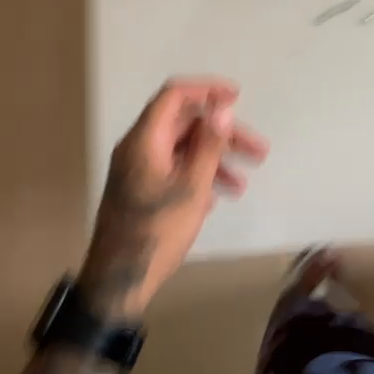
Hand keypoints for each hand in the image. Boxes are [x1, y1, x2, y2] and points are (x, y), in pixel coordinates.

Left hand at [78, 77, 268, 318]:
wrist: (115, 284)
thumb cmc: (156, 231)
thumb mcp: (191, 187)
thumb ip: (208, 144)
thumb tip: (222, 108)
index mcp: (145, 139)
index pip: (175, 95)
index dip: (207, 89)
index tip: (237, 97)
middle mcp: (138, 148)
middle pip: (184, 125)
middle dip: (222, 134)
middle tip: (258, 151)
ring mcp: (137, 170)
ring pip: (182, 150)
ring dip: (214, 160)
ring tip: (243, 184)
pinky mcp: (139, 191)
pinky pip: (173, 170)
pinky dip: (197, 176)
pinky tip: (217, 198)